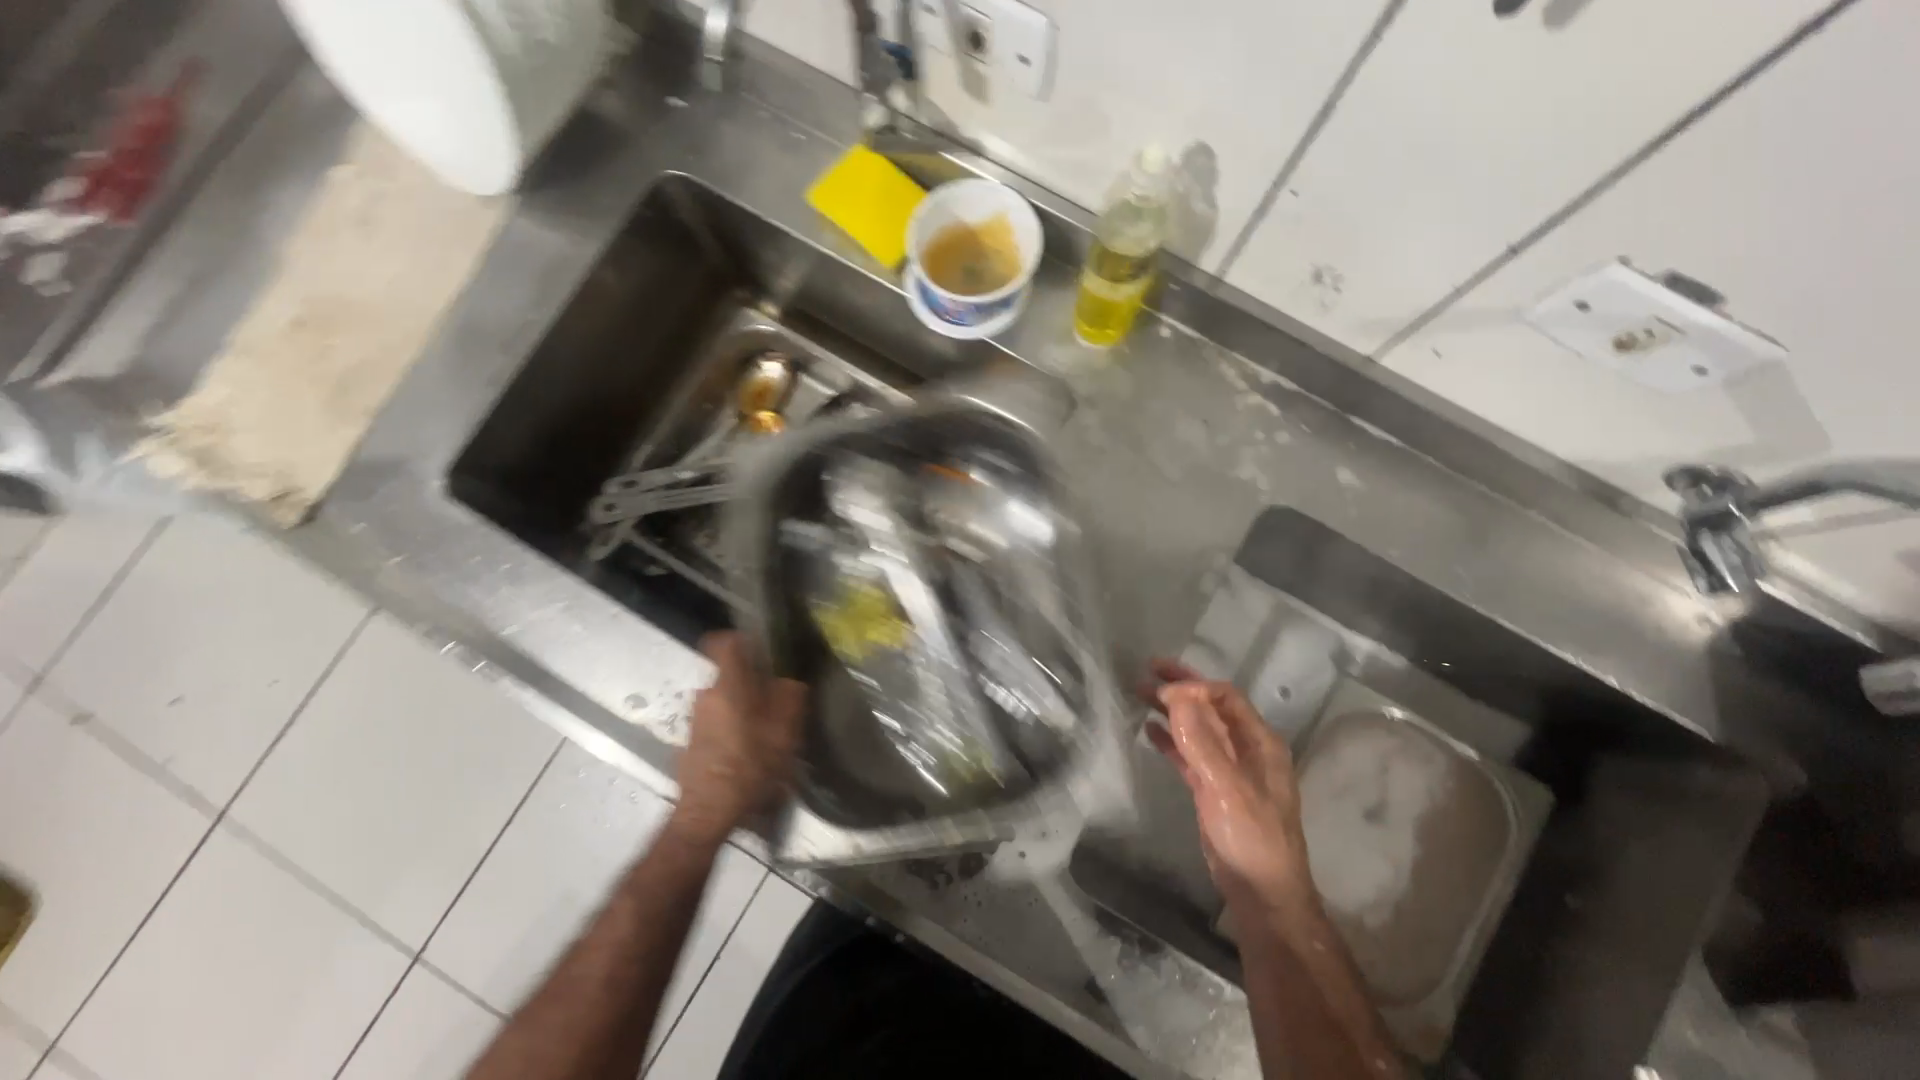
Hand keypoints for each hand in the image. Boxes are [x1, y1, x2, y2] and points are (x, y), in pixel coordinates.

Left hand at [672, 632, 807, 843]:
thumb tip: (790, 680)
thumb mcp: (784, 735)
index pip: (723, 643)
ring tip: (766, 736)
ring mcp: (694, 719)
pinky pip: (716, 722)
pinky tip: (748, 756)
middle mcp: (705, 696)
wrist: (708, 813)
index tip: (760, 649)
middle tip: (777, 705)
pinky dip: (731, 730)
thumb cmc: (749, 768)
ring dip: (743, 711)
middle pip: (730, 676)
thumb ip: (790, 699)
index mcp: (728, 687)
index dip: (740, 639)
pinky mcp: (690, 741)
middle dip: (753, 686)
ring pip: (724, 701)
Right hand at [1144, 659, 1313, 914]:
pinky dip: (1171, 741)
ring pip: (1198, 730)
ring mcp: (1229, 771)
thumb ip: (1203, 743)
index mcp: (1260, 743)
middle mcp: (1247, 750)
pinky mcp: (1213, 790)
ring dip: (1172, 711)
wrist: (1262, 893)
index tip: (1162, 688)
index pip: (1226, 698)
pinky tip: (1149, 731)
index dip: (1195, 687)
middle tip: (1148, 669)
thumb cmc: (1252, 838)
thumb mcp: (1228, 788)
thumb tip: (1178, 696)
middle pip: (1212, 708)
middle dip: (1182, 687)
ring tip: (1139, 694)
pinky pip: (1190, 755)